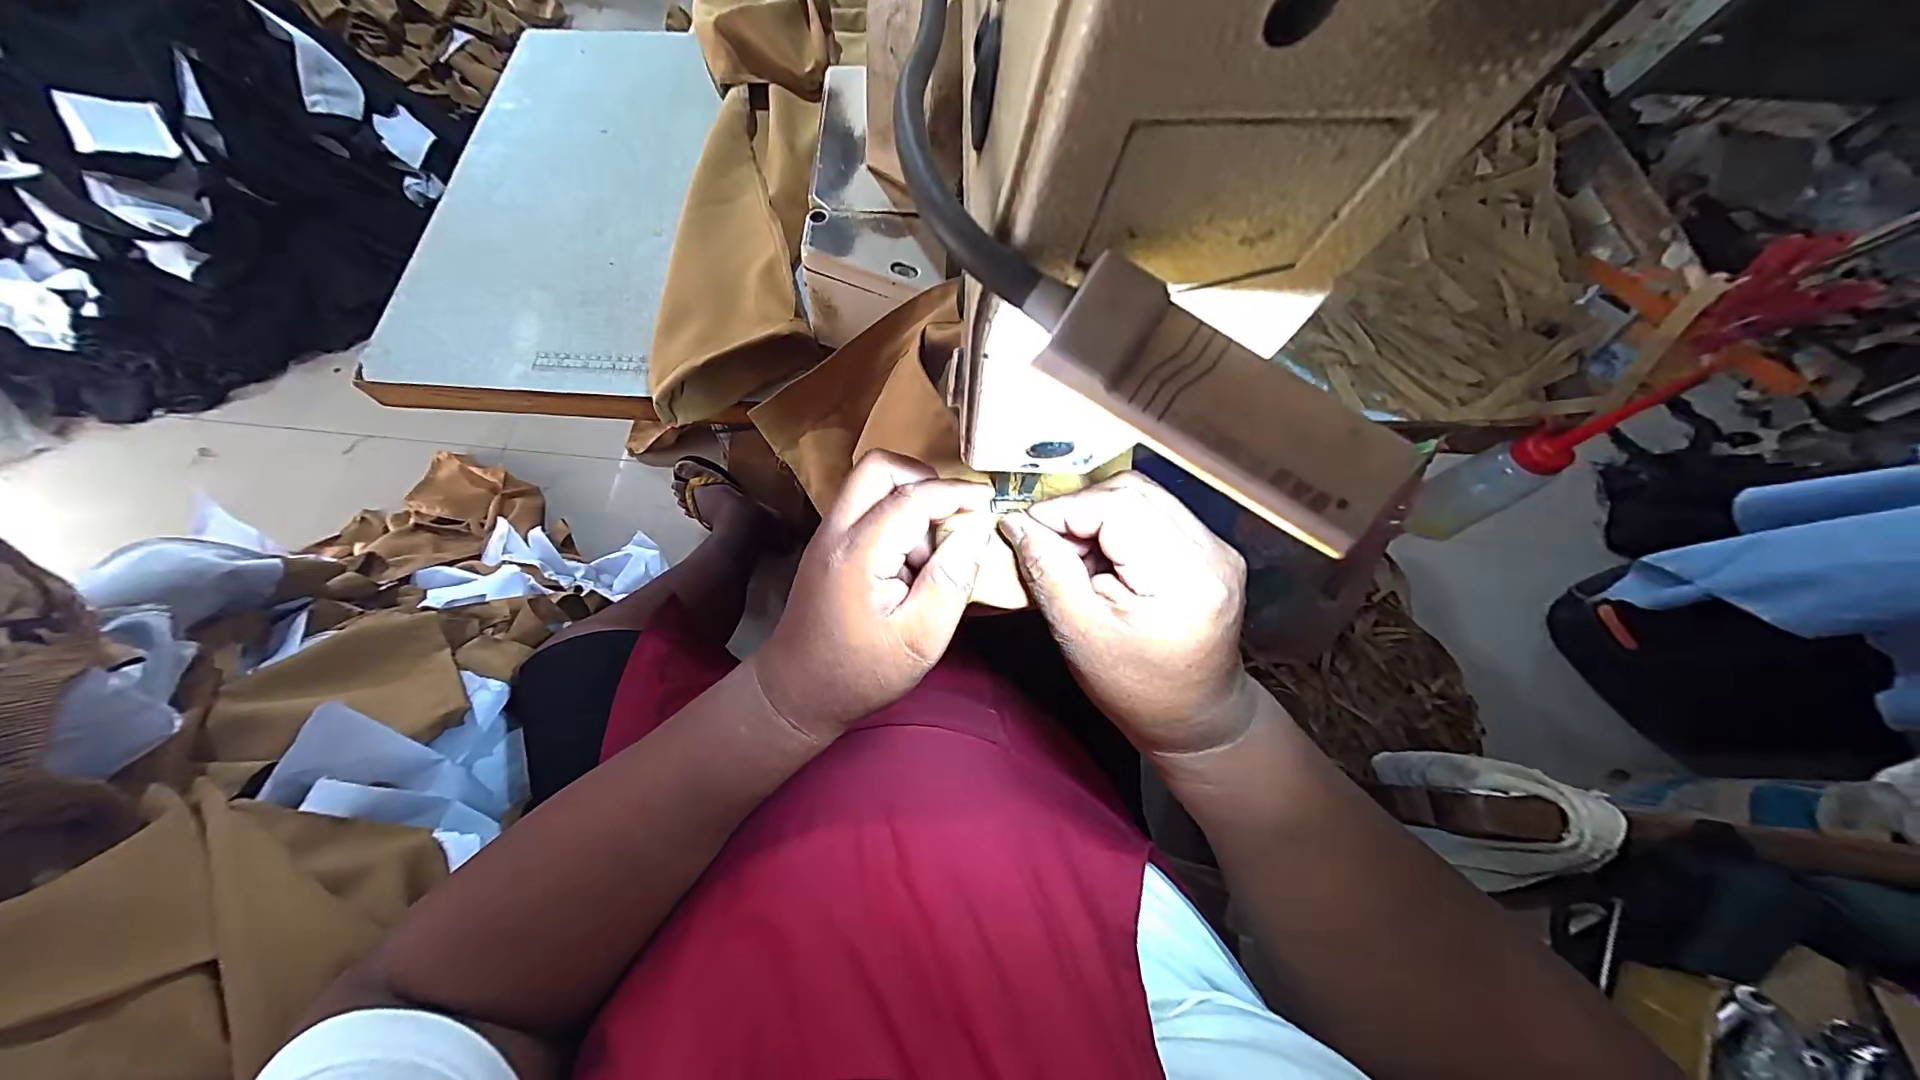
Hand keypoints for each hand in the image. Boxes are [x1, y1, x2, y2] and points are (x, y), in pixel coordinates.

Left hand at [753, 450, 995, 739]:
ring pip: (871, 485)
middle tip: (953, 515)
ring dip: (910, 502)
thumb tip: (974, 533)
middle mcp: (836, 532)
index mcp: (858, 553)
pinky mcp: (829, 546)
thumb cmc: (860, 673)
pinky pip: (866, 508)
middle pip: (879, 467)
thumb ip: (951, 582)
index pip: (912, 496)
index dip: (956, 493)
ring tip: (927, 558)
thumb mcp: (920, 640)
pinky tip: (908, 566)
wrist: (798, 690)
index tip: (987, 502)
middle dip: (925, 480)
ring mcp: (827, 536)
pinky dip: (895, 519)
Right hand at [999, 471, 1253, 756]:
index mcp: (1185, 579)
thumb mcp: (1079, 634)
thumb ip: (1046, 571)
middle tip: (1048, 545)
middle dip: (1078, 510)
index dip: (1063, 510)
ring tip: (1077, 558)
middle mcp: (1212, 554)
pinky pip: (1155, 513)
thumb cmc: (1140, 690)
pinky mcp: (1210, 549)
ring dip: (1096, 516)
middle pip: (1131, 491)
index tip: (1026, 529)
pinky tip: (1104, 561)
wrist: (1192, 716)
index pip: (1117, 505)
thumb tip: (1017, 524)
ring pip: (1141, 496)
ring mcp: (1216, 549)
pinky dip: (1117, 526)